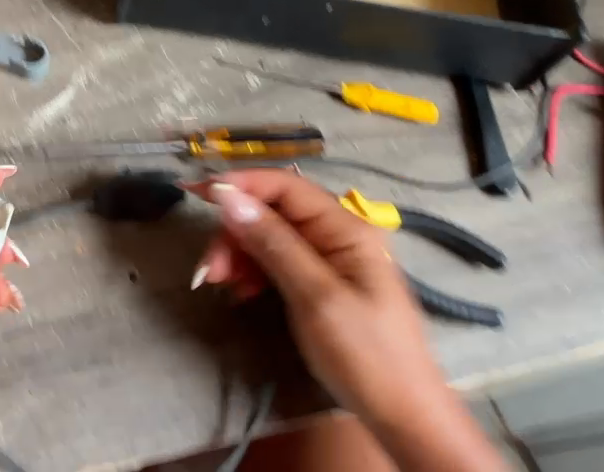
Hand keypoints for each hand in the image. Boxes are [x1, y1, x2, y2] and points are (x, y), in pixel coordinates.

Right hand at [185, 172, 459, 431]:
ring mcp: (329, 259)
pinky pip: (276, 261)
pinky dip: (253, 271)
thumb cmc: (366, 354)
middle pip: (271, 212)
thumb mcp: (315, 297)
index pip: (285, 186)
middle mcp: (337, 234)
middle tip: (210, 267)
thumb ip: (273, 243)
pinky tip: (240, 291)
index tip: (199, 194)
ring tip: (219, 283)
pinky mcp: (320, 282)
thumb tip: (228, 197)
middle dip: (235, 231)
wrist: (405, 418)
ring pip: (268, 236)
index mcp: (345, 228)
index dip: (240, 184)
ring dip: (238, 253)